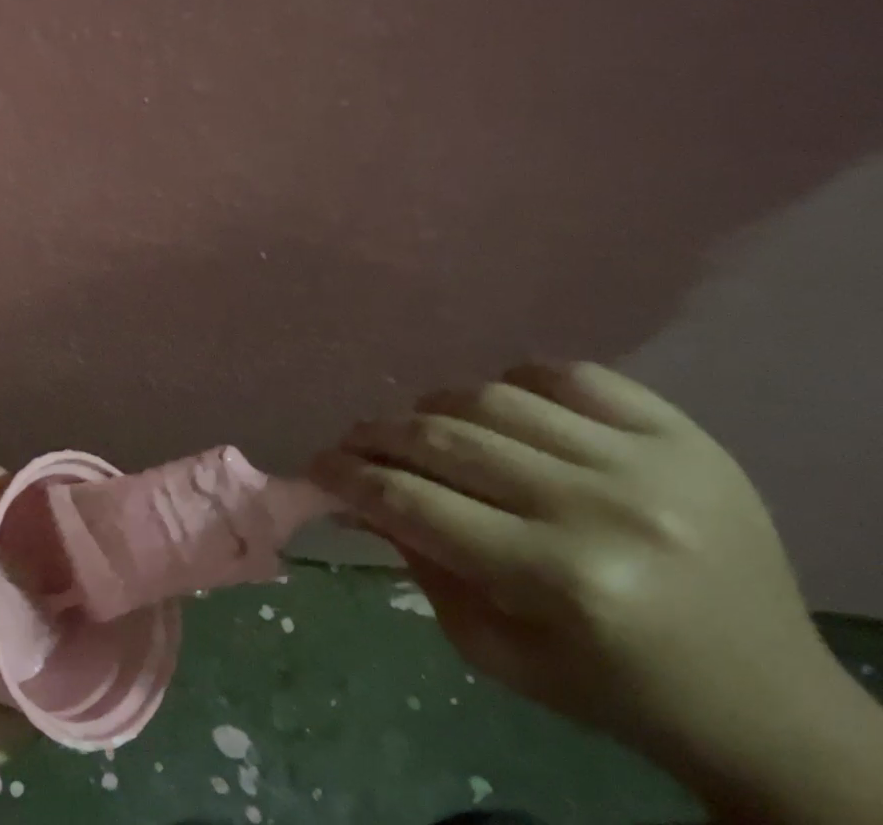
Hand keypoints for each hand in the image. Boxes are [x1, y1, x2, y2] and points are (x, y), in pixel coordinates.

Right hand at [310, 362, 882, 821]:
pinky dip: (515, 384)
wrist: (762, 701)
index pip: (411, 499)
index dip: (347, 476)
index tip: (316, 468)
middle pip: (444, 439)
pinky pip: (573, 376)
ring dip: (435, 408)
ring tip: (422, 430)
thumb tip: (359, 497)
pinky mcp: (686, 437)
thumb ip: (420, 564)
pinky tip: (500, 411)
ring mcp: (649, 463)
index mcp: (554, 578)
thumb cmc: (608, 688)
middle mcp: (600, 508)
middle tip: (351, 445)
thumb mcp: (491, 649)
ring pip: (496, 397)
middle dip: (375, 436)